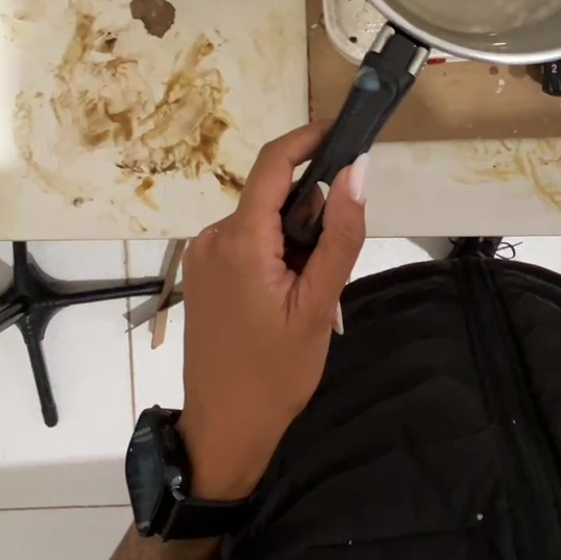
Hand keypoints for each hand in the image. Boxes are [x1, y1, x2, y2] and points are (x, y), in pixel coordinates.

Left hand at [177, 123, 367, 498]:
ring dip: (293, 241)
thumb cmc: (277, 373)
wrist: (225, 428)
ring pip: (261, 223)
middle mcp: (212, 237)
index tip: (345, 131)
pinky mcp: (202, 275)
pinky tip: (284, 301)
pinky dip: (274, 256)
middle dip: (310, 214)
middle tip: (331, 269)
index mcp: (239, 240)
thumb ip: (340, 235)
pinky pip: (246, 244)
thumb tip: (358, 171)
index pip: (273, 164)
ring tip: (308, 297)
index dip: (309, 138)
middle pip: (271, 197)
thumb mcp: (319, 304)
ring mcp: (202, 257)